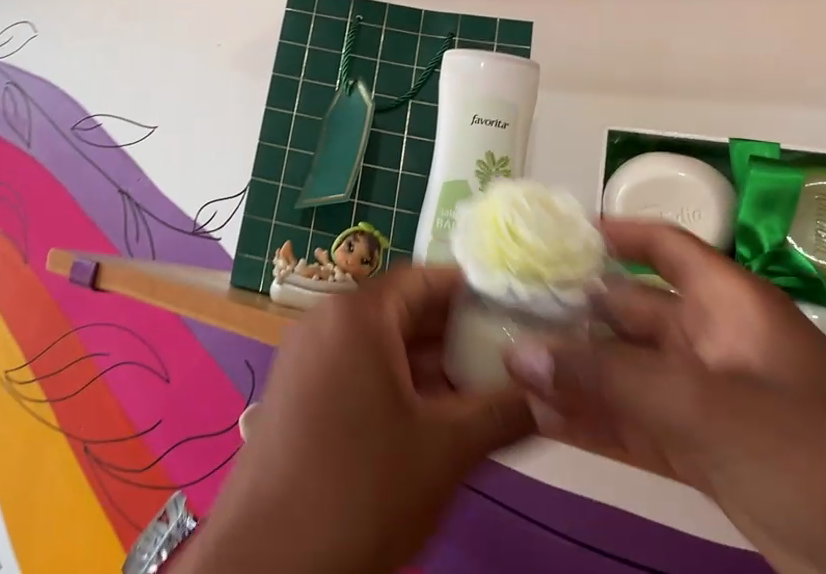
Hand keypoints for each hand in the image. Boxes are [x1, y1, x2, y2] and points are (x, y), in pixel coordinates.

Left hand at [174, 265, 532, 573]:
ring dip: (432, 365)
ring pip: (381, 345)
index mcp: (355, 315)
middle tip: (517, 357)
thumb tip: (553, 390)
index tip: (520, 309)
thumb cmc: (363, 488)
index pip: (422, 278)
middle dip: (458, 333)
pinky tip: (440, 420)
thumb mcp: (447, 449)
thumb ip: (505, 410)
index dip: (473, 291)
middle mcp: (324, 323)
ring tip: (491, 392)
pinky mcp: (299, 395)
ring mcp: (306, 359)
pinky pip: (357, 371)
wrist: (272, 554)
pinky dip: (399, 385)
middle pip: (402, 311)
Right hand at [505, 220, 825, 573]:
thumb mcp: (711, 410)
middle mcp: (714, 346)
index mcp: (730, 308)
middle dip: (567, 307)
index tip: (543, 234)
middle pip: (629, 311)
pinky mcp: (705, 457)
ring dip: (569, 370)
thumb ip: (609, 381)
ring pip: (623, 372)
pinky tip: (534, 414)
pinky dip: (589, 420)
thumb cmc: (823, 461)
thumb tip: (516, 350)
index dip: (610, 232)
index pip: (664, 247)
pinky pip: (633, 425)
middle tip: (494, 306)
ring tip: (497, 362)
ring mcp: (709, 405)